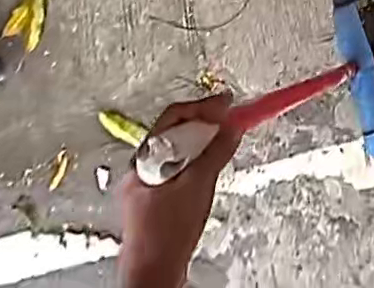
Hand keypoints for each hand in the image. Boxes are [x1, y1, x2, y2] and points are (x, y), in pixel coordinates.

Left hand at [115, 93, 241, 287]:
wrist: (152, 277)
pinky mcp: (154, 199)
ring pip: (175, 150)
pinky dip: (195, 161)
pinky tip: (207, 168)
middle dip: (202, 122)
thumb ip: (215, 153)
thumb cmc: (166, 235)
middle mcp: (142, 165)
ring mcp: (146, 182)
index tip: (226, 103)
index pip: (175, 116)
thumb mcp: (198, 186)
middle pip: (174, 130)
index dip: (203, 106)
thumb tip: (231, 128)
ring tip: (221, 140)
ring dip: (199, 141)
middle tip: (227, 119)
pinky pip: (176, 167)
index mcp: (146, 155)